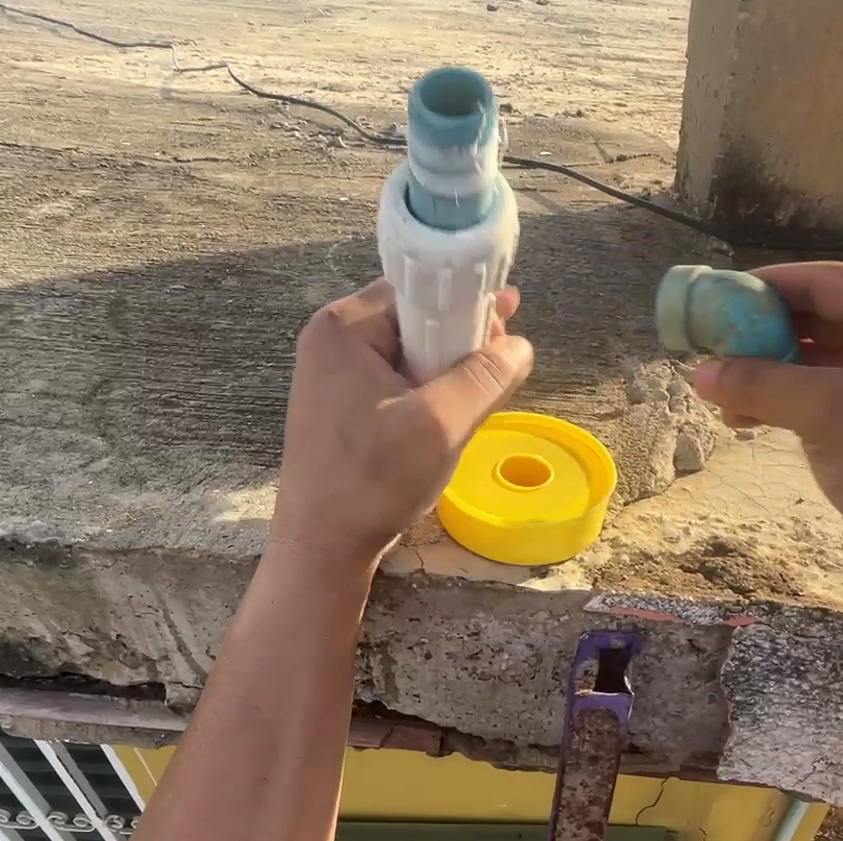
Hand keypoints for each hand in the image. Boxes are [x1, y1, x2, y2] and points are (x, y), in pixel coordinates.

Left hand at [271, 280, 532, 573]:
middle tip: (499, 368)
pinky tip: (447, 422)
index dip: (463, 304)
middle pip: (414, 322)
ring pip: (408, 359)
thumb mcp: (440, 424)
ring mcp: (332, 380)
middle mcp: (331, 344)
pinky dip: (426, 398)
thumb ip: (485, 378)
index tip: (504, 324)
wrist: (322, 548)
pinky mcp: (341, 411)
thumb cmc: (373, 481)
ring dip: (446, 376)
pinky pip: (395, 388)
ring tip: (476, 401)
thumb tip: (520, 346)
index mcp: (342, 329)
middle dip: (459, 343)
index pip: (416, 291)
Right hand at [692, 262, 842, 607]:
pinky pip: (829, 393)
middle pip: (823, 318)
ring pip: (822, 360)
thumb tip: (699, 372)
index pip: (829, 281)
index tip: (715, 299)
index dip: (767, 286)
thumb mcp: (824, 410)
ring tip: (722, 393)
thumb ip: (758, 382)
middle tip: (712, 348)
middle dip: (764, 335)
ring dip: (771, 373)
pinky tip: (747, 417)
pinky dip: (788, 401)